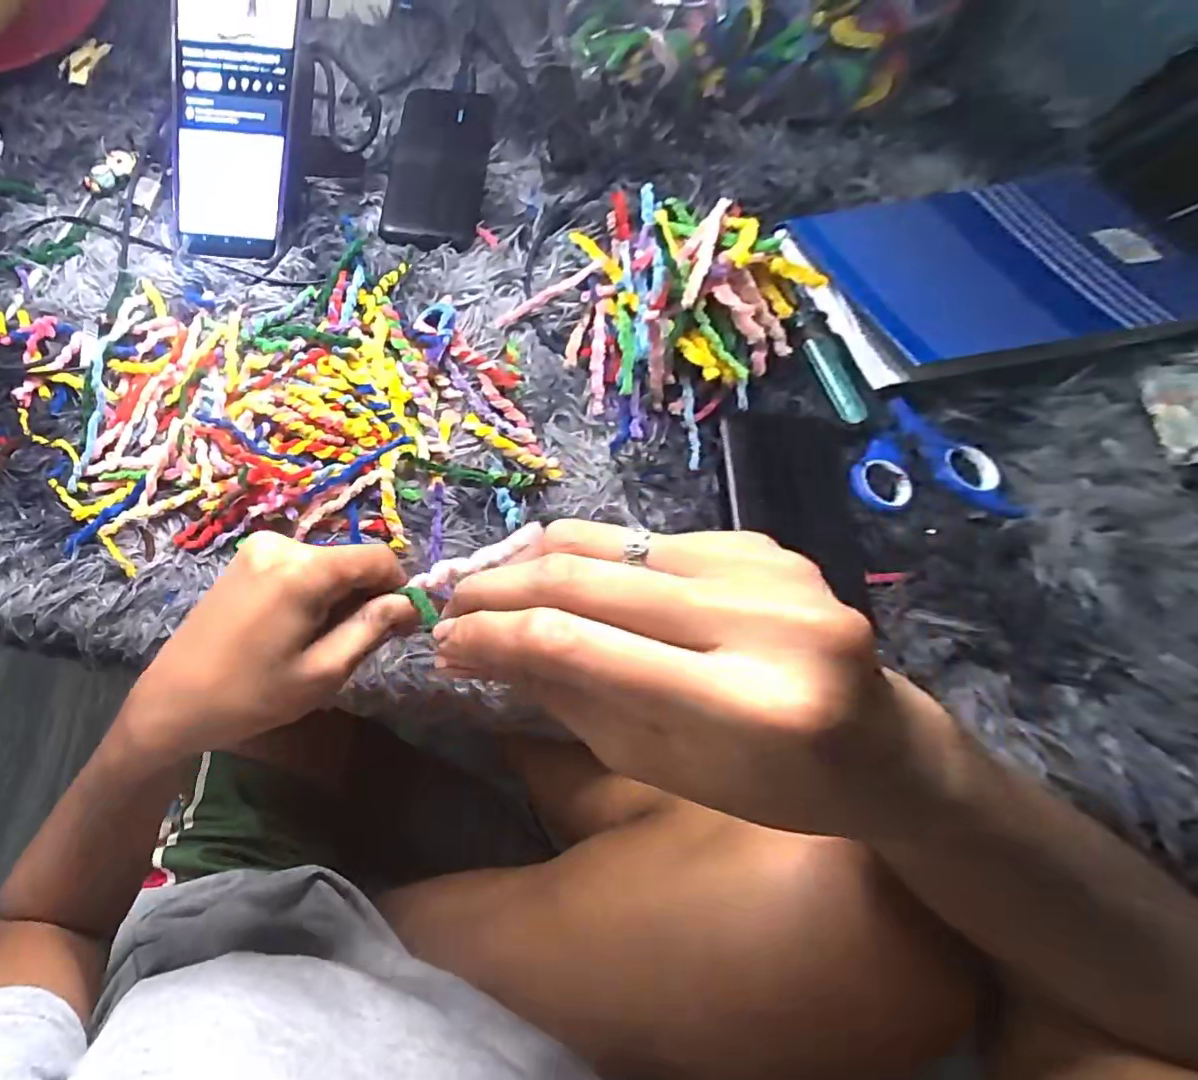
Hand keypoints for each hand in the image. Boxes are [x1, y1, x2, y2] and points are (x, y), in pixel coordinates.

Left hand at [118, 534, 416, 759]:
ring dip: (334, 597)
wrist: (173, 699)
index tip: (397, 627)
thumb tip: (408, 603)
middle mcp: (280, 544)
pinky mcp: (242, 560)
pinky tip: (290, 629)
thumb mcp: (321, 672)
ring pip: (323, 565)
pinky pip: (295, 567)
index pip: (377, 557)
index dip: (397, 589)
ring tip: (313, 644)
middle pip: (347, 560)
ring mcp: (256, 549)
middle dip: (362, 597)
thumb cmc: (250, 695)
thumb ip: (370, 630)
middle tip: (349, 647)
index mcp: (302, 568)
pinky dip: (308, 591)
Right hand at [435, 520, 968, 838]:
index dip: (491, 634)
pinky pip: (634, 538)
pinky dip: (577, 558)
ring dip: (523, 562)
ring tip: (485, 586)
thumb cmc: (764, 785)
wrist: (890, 748)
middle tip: (448, 607)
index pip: (575, 643)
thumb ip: (558, 690)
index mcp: (747, 704)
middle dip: (493, 589)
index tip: (441, 642)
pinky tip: (554, 581)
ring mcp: (768, 569)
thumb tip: (470, 647)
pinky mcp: (760, 542)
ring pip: (598, 543)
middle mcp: (764, 620)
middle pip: (578, 579)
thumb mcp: (646, 758)